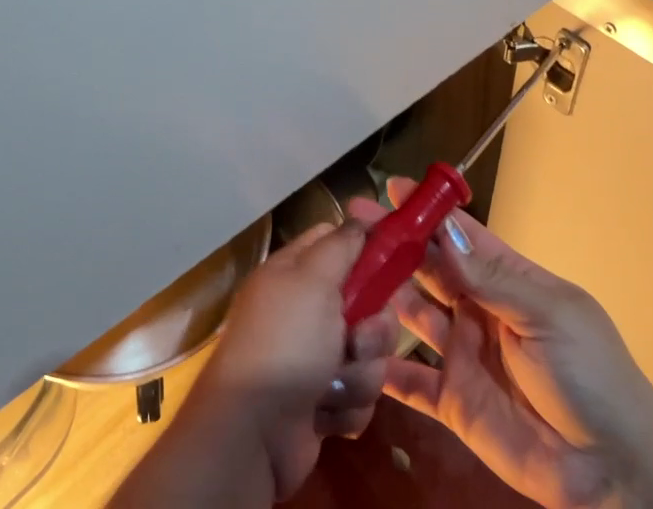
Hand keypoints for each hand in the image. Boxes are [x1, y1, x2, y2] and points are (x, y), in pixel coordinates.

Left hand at [200, 220, 400, 495]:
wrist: (254, 434)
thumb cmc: (285, 345)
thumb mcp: (312, 280)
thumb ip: (341, 245)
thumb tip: (360, 217)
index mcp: (295, 275)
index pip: (339, 242)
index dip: (369, 246)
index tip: (398, 254)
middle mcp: (306, 312)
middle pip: (368, 304)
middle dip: (372, 332)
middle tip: (355, 342)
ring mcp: (314, 358)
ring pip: (369, 355)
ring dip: (358, 375)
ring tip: (330, 387)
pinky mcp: (322, 400)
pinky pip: (360, 394)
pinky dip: (346, 406)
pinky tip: (323, 414)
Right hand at [348, 178, 652, 508]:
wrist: (608, 467)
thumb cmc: (588, 375)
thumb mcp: (549, 316)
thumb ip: (493, 279)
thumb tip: (445, 232)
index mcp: (511, 282)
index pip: (462, 238)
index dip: (429, 215)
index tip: (391, 190)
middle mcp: (480, 311)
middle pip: (430, 271)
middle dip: (395, 247)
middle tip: (350, 227)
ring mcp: (463, 355)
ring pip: (412, 316)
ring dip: (381, 297)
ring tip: (341, 277)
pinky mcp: (451, 401)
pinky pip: (408, 379)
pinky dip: (381, 365)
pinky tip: (348, 349)